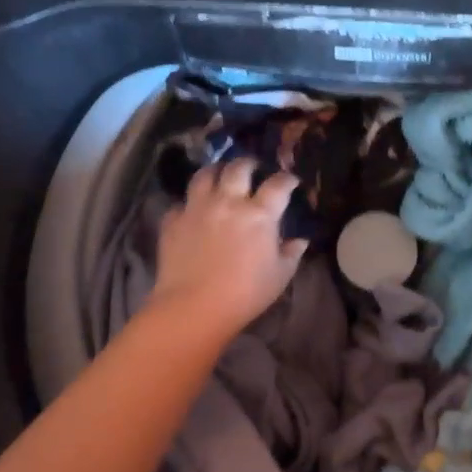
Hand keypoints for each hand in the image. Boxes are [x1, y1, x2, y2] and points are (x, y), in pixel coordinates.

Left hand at [150, 158, 307, 333]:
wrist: (194, 307)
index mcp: (259, 213)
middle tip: (251, 168)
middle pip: (238, 168)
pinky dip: (188, 204)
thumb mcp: (280, 276)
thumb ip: (291, 253)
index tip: (291, 181)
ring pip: (204, 175)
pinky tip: (192, 212)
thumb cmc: (245, 293)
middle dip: (248, 164)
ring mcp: (197, 209)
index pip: (278, 184)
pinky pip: (180, 204)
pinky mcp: (173, 222)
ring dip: (215, 172)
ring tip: (219, 176)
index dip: (287, 179)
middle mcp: (228, 202)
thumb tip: (299, 241)